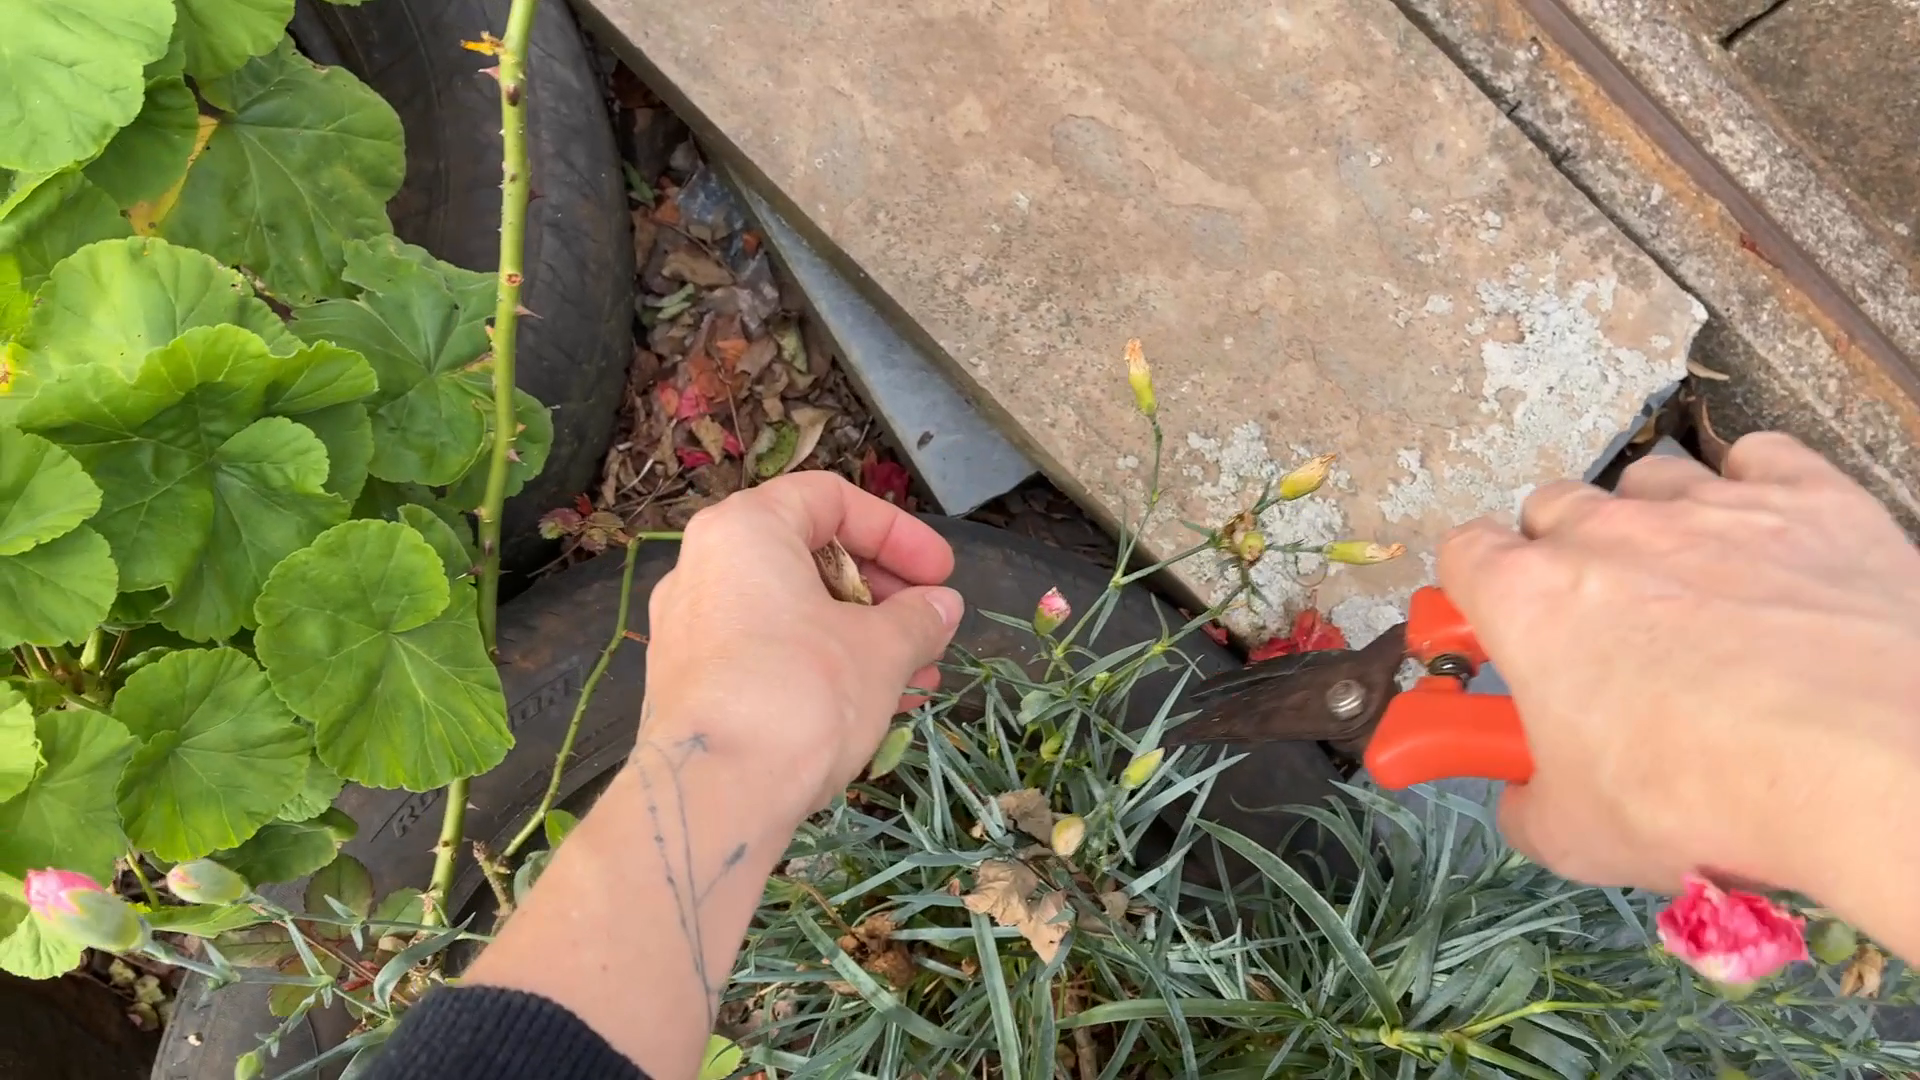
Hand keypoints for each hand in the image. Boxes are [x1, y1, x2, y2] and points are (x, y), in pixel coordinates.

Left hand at [639, 472, 963, 821]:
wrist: (711, 799)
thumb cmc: (805, 691)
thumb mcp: (882, 648)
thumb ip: (919, 617)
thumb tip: (943, 606)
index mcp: (747, 530)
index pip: (833, 499)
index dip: (899, 532)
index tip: (941, 574)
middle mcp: (708, 567)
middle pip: (814, 557)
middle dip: (886, 593)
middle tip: (929, 625)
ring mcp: (693, 628)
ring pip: (798, 612)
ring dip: (865, 636)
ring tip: (919, 673)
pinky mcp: (692, 683)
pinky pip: (773, 652)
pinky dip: (827, 664)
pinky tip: (878, 702)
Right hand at [1439, 434, 1919, 909]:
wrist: (1893, 778)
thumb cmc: (1700, 792)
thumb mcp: (1575, 832)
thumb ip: (1525, 804)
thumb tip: (1528, 804)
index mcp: (1522, 596)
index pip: (1462, 552)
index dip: (1474, 587)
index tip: (1496, 627)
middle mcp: (1598, 535)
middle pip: (1548, 508)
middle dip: (1558, 551)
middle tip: (1592, 618)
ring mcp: (1705, 510)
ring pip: (1644, 482)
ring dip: (1647, 520)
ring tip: (1684, 580)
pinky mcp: (1814, 504)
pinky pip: (1762, 457)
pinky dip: (1753, 483)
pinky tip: (1763, 530)